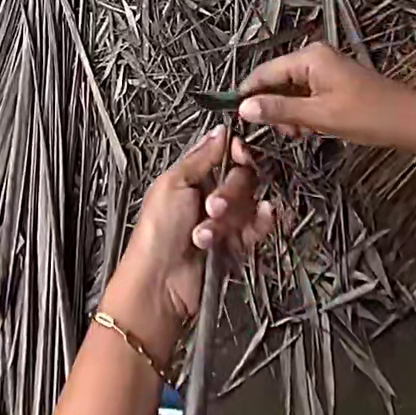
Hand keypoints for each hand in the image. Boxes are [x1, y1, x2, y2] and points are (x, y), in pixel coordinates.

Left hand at [99, 126, 272, 364]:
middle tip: (212, 206)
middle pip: (242, 178)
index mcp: (191, 176)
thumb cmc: (156, 235)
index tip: (239, 154)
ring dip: (231, 217)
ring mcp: (223, 220)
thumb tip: (220, 131)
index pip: (226, 153)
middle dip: (230, 192)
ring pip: (249, 203)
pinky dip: (260, 222)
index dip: (237, 152)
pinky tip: (259, 219)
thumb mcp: (173, 183)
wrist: (160, 282)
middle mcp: (209, 195)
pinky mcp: (236, 242)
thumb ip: (202, 156)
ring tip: (207, 233)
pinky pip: (258, 225)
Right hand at [239, 42, 415, 147]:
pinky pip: (304, 95)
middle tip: (283, 132)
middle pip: (275, 81)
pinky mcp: (333, 82)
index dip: (248, 94)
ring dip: (288, 113)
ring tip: (300, 133)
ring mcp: (324, 69)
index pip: (264, 72)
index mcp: (309, 57)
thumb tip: (243, 108)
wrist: (412, 122)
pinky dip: (302, 112)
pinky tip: (310, 128)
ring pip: (289, 91)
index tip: (236, 116)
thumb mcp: (318, 116)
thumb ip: (278, 110)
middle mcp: (314, 57)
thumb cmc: (369, 116)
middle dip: (273, 107)